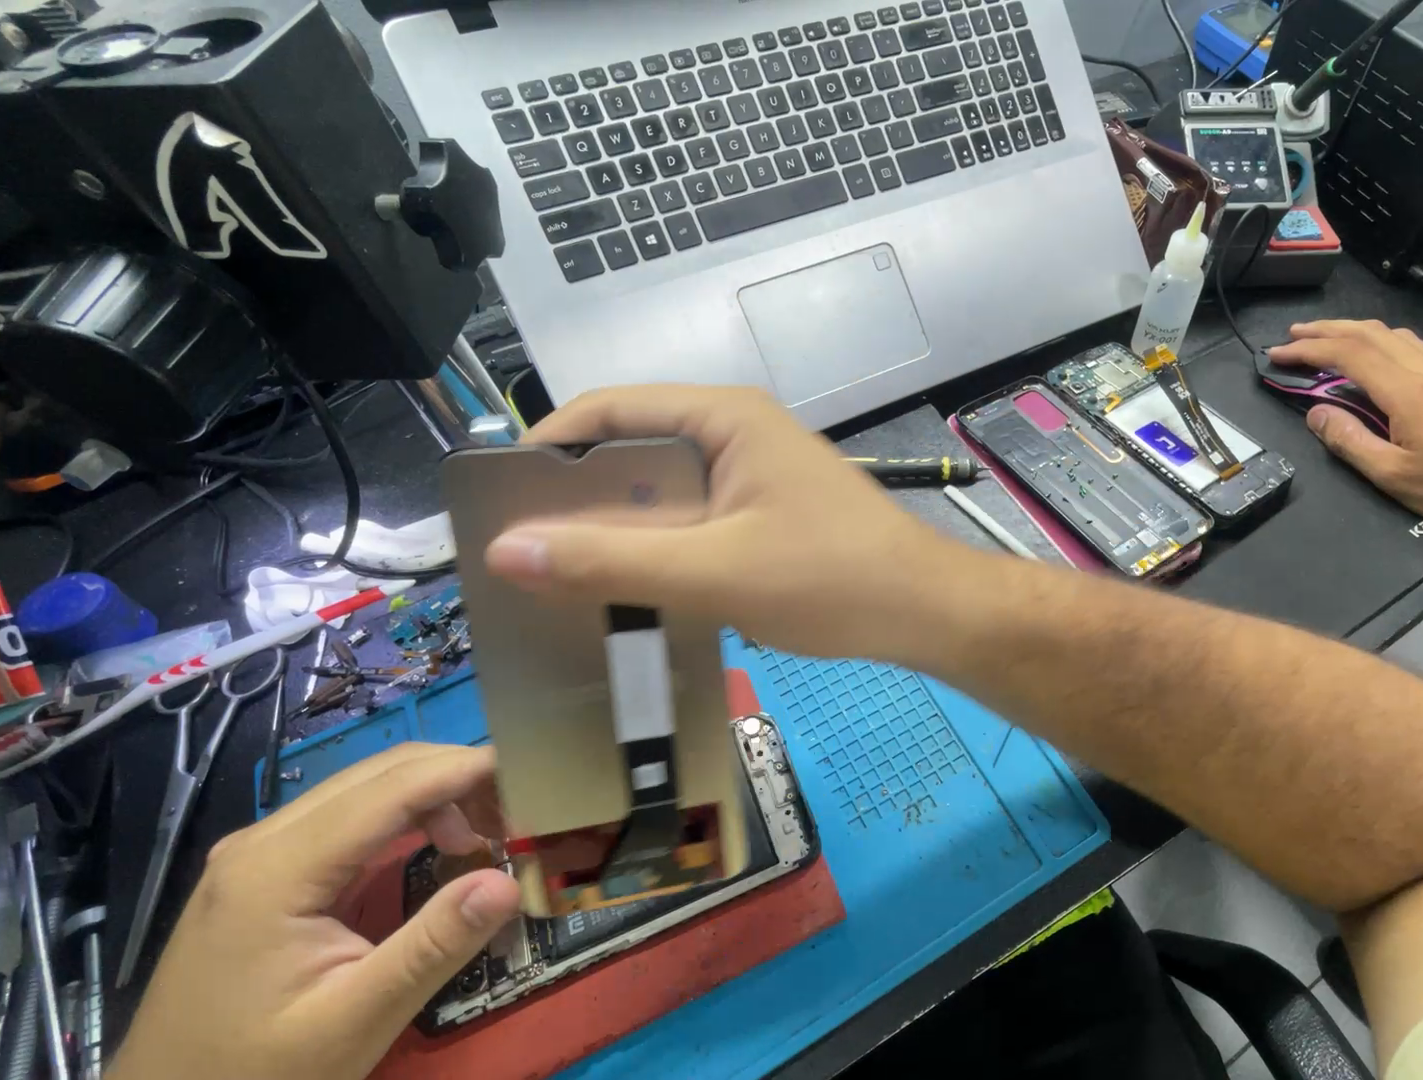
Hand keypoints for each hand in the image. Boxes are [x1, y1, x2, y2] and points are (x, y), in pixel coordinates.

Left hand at [110, 744, 521, 1079]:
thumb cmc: (255, 1077)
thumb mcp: (355, 1022)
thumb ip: (433, 947)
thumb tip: (510, 880)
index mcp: (277, 868)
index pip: (393, 787)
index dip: (468, 769)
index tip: (535, 771)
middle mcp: (263, 841)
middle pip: (383, 772)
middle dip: (461, 776)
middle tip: (524, 808)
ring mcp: (259, 852)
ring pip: (369, 786)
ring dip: (439, 792)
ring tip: (492, 831)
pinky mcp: (266, 869)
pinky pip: (351, 815)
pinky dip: (410, 814)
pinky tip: (443, 843)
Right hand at [482, 385, 973, 659]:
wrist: (926, 612)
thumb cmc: (830, 580)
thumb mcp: (713, 571)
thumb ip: (610, 561)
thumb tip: (504, 551)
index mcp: (724, 417)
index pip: (608, 410)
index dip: (545, 449)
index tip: (497, 503)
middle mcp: (736, 432)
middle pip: (631, 452)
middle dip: (576, 501)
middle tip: (522, 554)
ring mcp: (755, 474)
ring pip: (661, 494)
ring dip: (616, 532)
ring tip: (561, 580)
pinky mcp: (767, 513)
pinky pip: (692, 522)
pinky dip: (658, 550)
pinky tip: (630, 591)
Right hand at [1267, 320, 1422, 533]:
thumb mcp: (1393, 476)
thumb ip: (1350, 441)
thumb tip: (1316, 414)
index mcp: (1409, 393)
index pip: (1349, 354)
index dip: (1308, 349)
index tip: (1278, 355)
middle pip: (1370, 333)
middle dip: (1325, 330)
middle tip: (1291, 336)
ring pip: (1392, 334)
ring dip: (1351, 331)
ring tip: (1321, 340)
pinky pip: (1410, 346)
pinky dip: (1376, 341)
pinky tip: (1367, 355)